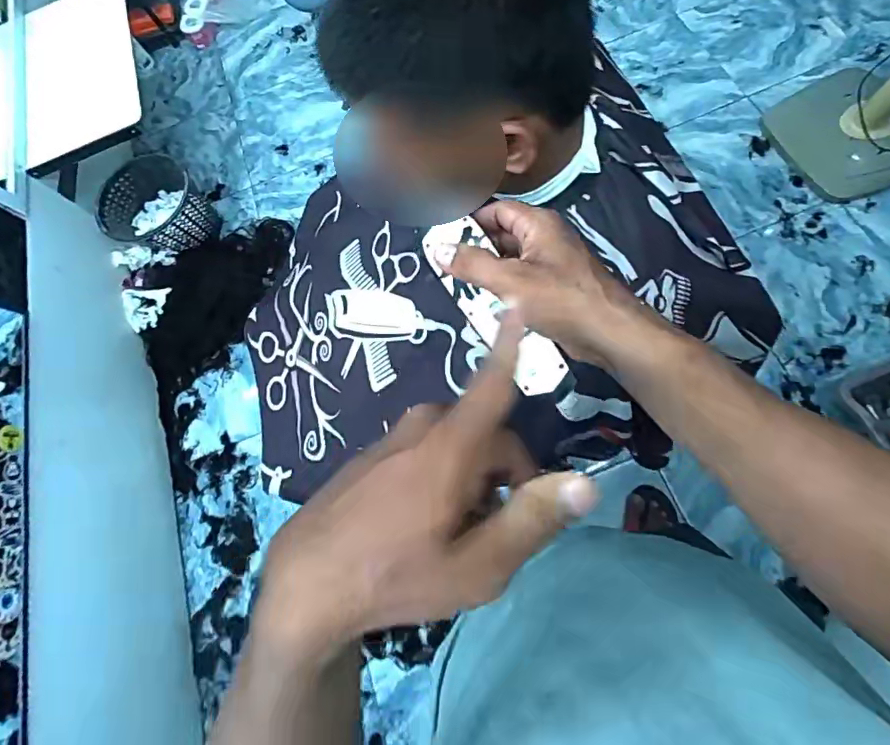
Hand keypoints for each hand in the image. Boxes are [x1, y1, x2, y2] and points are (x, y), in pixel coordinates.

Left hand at [253, 321, 599, 662]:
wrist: (304, 585)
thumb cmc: (395, 575)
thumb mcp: (476, 567)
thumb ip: (532, 520)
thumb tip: (585, 483)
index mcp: (450, 444)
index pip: (494, 384)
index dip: (511, 345)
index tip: (520, 304)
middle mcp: (423, 426)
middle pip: (488, 432)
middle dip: (507, 471)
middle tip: (499, 528)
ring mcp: (393, 438)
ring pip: (458, 444)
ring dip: (474, 477)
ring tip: (458, 534)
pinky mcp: (374, 454)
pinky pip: (428, 451)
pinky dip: (444, 476)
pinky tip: (422, 524)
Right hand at [433, 200, 664, 372]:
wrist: (609, 333)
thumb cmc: (562, 300)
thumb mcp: (510, 281)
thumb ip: (472, 264)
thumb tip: (438, 249)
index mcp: (538, 224)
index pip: (495, 210)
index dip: (468, 220)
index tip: (442, 236)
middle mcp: (545, 237)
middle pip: (501, 234)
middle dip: (475, 248)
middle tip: (446, 265)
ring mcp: (552, 262)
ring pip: (510, 259)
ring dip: (488, 272)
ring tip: (459, 285)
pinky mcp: (555, 286)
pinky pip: (521, 279)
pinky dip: (503, 288)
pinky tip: (486, 303)